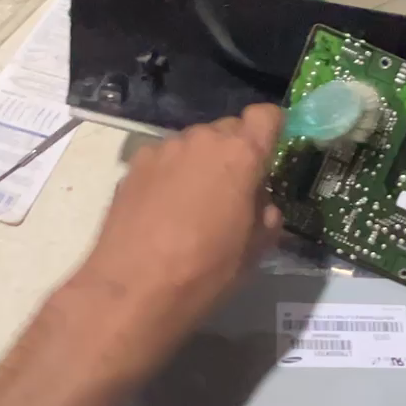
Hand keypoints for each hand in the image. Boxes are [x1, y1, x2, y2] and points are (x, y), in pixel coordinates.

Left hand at [61, 103, 285, 380]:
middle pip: (228, 130)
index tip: (270, 154)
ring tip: (193, 204)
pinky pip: (165, 159)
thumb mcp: (255, 250)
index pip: (266, 115)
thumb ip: (266, 214)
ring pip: (194, 145)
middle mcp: (202, 140)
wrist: (133, 290)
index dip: (272, 130)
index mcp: (241, 155)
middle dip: (235, 153)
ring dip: (201, 163)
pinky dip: (170, 174)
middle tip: (233, 191)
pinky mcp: (134, 165)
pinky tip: (162, 210)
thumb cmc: (206, 271)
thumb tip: (261, 203)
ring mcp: (164, 149)